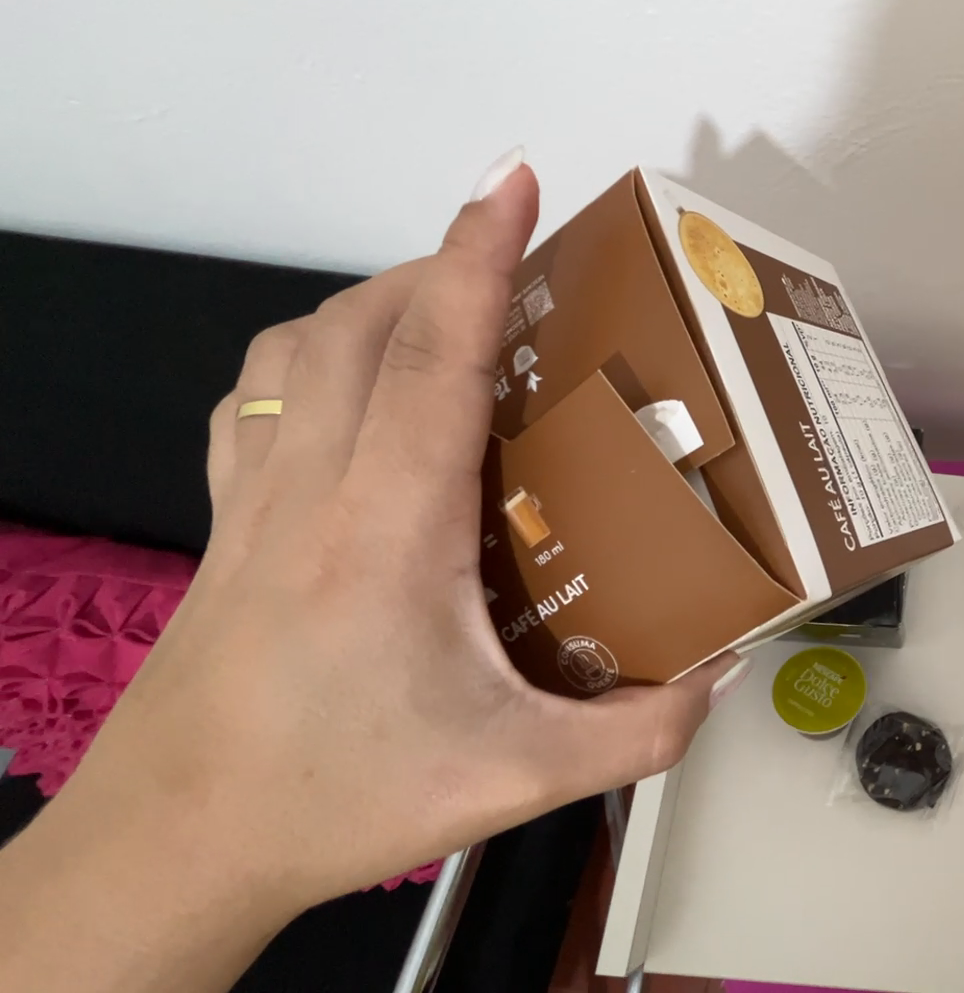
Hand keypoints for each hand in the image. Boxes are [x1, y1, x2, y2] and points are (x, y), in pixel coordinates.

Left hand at [21, 152, 746, 925]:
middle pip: (363, 324)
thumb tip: (724, 673)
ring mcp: (256, 502)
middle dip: (441, 263)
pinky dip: (320, 356)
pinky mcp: (229, 523)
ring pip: (302, 349)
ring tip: (455, 309)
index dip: (473, 256)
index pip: (430, 356)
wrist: (168, 853)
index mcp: (389, 530)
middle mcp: (312, 491)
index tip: (511, 181)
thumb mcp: (519, 780)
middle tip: (526, 260)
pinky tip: (367, 386)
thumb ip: (642, 732)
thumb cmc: (343, 802)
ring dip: (379, 301)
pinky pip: (267, 397)